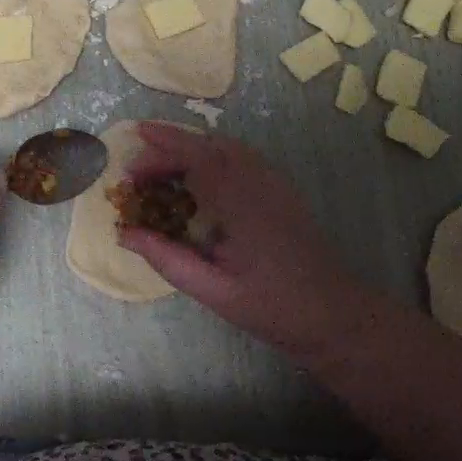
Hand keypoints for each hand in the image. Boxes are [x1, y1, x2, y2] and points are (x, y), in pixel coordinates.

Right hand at [116, 122, 380, 360]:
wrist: (336, 317)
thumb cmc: (273, 307)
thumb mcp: (213, 291)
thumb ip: (167, 259)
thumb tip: (125, 233)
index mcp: (243, 204)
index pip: (197, 158)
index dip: (158, 154)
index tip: (128, 169)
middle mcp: (261, 183)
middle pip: (210, 144)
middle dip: (169, 146)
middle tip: (137, 167)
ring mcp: (275, 184)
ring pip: (227, 147)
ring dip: (190, 149)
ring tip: (159, 168)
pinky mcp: (281, 192)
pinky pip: (241, 158)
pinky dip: (210, 157)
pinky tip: (194, 180)